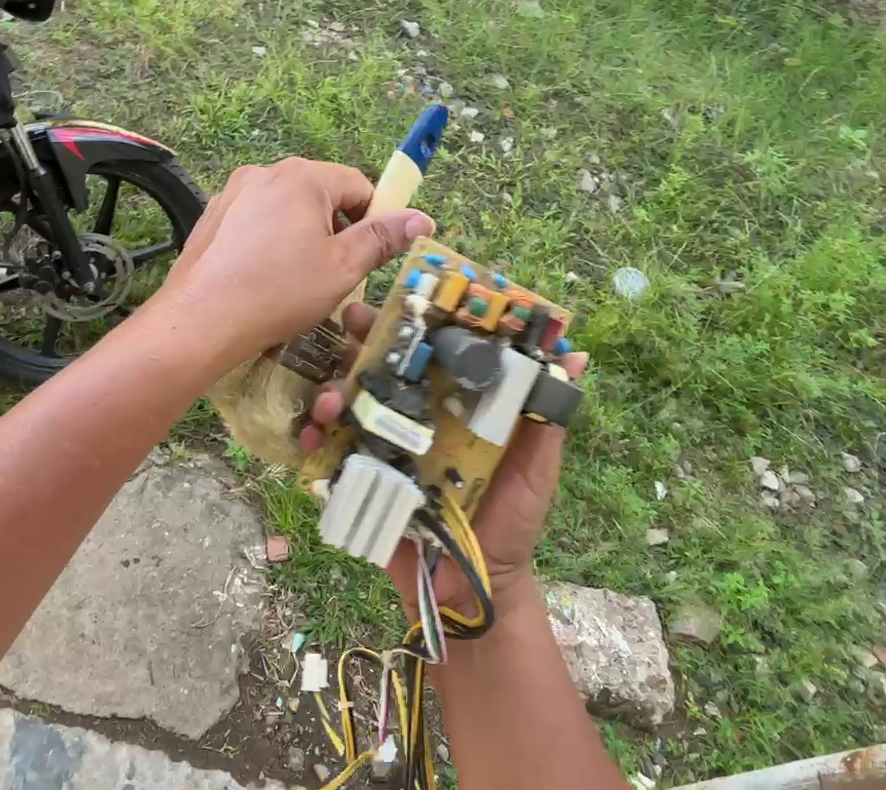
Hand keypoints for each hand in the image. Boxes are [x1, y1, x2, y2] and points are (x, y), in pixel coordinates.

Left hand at [157, 158, 433, 363]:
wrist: (202, 320)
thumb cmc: (280, 292)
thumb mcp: (343, 268)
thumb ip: (383, 239)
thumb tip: (422, 218)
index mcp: (302, 176)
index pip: (358, 184)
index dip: (374, 218)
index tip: (371, 256)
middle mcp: (265, 172)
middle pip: (321, 193)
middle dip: (336, 228)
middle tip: (335, 273)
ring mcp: (233, 193)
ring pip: (287, 208)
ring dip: (303, 235)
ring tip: (297, 279)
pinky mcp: (212, 216)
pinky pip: (256, 221)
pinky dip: (270, 241)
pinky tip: (264, 277)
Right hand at [305, 304, 586, 615]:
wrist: (473, 592)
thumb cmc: (510, 525)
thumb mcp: (536, 470)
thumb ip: (548, 417)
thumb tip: (577, 356)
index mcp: (454, 406)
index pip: (434, 351)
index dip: (419, 319)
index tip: (405, 294)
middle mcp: (415, 417)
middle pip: (384, 365)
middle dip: (362, 338)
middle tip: (349, 322)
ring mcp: (383, 446)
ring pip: (349, 401)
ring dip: (332, 388)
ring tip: (331, 399)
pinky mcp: (358, 479)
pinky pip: (327, 453)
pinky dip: (311, 440)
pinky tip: (308, 438)